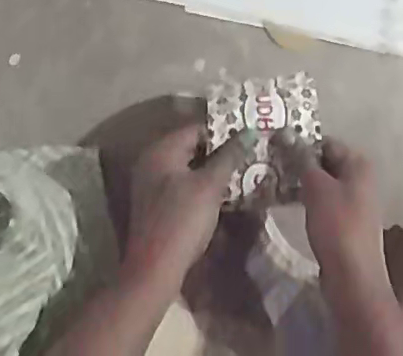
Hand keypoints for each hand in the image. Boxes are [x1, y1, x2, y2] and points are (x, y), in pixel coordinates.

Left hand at [120, 125, 244, 292]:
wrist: (154, 274)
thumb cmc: (182, 221)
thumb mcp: (210, 185)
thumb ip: (229, 155)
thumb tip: (250, 131)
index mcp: (161, 150)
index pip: (197, 128)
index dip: (224, 130)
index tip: (248, 136)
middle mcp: (152, 161)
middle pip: (192, 146)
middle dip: (220, 150)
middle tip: (248, 153)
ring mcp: (152, 184)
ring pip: (189, 166)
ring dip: (213, 168)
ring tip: (241, 170)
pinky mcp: (156, 204)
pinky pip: (183, 183)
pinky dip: (202, 184)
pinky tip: (223, 191)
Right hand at [292, 138, 393, 306]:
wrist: (353, 280)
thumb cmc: (337, 225)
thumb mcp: (316, 188)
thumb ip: (303, 161)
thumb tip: (287, 136)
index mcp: (358, 163)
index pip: (325, 142)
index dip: (301, 145)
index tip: (276, 150)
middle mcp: (361, 177)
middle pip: (326, 162)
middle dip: (301, 164)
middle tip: (273, 167)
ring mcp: (357, 201)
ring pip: (325, 183)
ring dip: (303, 183)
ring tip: (276, 184)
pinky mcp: (349, 222)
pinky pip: (326, 202)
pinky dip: (310, 201)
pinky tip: (291, 205)